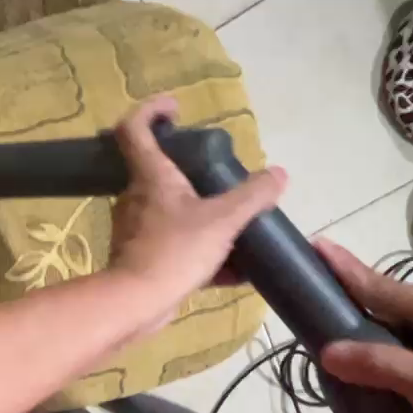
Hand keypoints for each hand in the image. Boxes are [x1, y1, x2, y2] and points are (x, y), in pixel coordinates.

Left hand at [106, 96, 287, 333]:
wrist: (136, 305)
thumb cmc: (174, 252)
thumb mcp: (223, 220)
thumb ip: (253, 196)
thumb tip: (278, 176)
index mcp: (150, 176)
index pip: (135, 128)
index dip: (151, 110)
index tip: (174, 108)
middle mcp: (136, 198)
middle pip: (159, 173)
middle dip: (190, 171)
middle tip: (219, 176)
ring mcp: (136, 231)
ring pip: (171, 214)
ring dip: (202, 217)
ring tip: (235, 227)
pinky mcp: (141, 261)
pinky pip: (176, 249)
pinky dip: (203, 255)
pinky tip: (234, 271)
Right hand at [314, 239, 412, 412]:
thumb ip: (378, 363)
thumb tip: (327, 351)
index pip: (381, 286)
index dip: (345, 269)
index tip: (316, 244)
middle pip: (387, 303)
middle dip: (350, 300)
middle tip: (311, 297)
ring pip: (395, 326)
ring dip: (363, 329)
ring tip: (327, 331)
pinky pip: (404, 345)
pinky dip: (379, 349)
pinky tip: (362, 361)